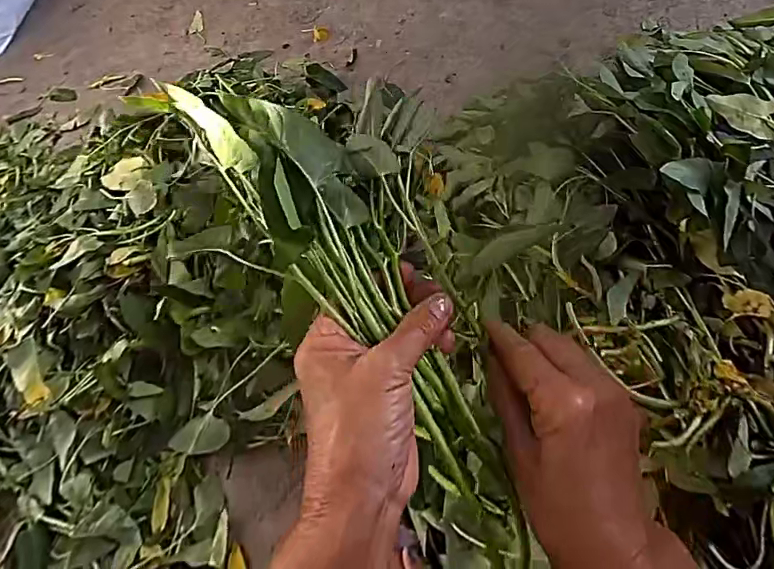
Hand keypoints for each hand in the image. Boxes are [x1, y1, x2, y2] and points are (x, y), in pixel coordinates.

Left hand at [271, 267, 454, 568]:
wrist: (363, 499)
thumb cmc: (360, 429)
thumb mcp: (386, 369)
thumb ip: (415, 328)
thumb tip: (443, 299)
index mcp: (326, 338)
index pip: (353, 290)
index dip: (384, 278)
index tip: (415, 273)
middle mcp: (342, 350)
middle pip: (379, 308)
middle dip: (412, 302)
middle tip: (440, 301)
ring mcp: (366, 370)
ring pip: (398, 331)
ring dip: (426, 325)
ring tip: (448, 330)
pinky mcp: (388, 389)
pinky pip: (410, 355)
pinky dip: (429, 347)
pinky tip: (447, 346)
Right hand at [486, 321, 694, 568]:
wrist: (618, 547)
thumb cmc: (559, 511)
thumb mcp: (521, 457)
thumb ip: (505, 399)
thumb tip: (491, 359)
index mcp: (564, 401)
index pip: (525, 352)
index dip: (501, 335)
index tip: (484, 323)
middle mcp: (594, 383)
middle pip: (551, 338)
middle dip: (524, 340)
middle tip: (501, 351)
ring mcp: (614, 388)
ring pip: (571, 346)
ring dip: (547, 350)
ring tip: (525, 368)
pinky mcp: (625, 398)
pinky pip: (588, 364)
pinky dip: (567, 365)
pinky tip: (553, 385)